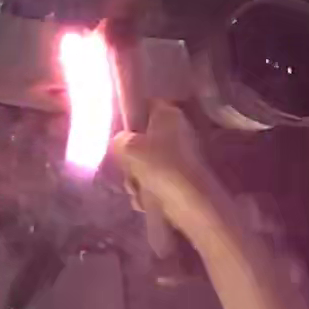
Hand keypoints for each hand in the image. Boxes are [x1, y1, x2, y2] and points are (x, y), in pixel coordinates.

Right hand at [110, 103, 229, 241]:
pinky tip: (145, 201)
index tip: (117, 135)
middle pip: (142, 138)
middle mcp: (177, 129)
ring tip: (136, 189)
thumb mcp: (128, 148)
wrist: (191, 202)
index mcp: (168, 113)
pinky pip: (156, 180)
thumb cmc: (160, 166)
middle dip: (130, 158)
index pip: (144, 105)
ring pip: (146, 162)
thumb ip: (118, 140)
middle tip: (126, 170)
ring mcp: (182, 154)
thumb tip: (120, 142)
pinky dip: (149, 191)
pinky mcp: (182, 177)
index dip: (129, 118)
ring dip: (136, 178)